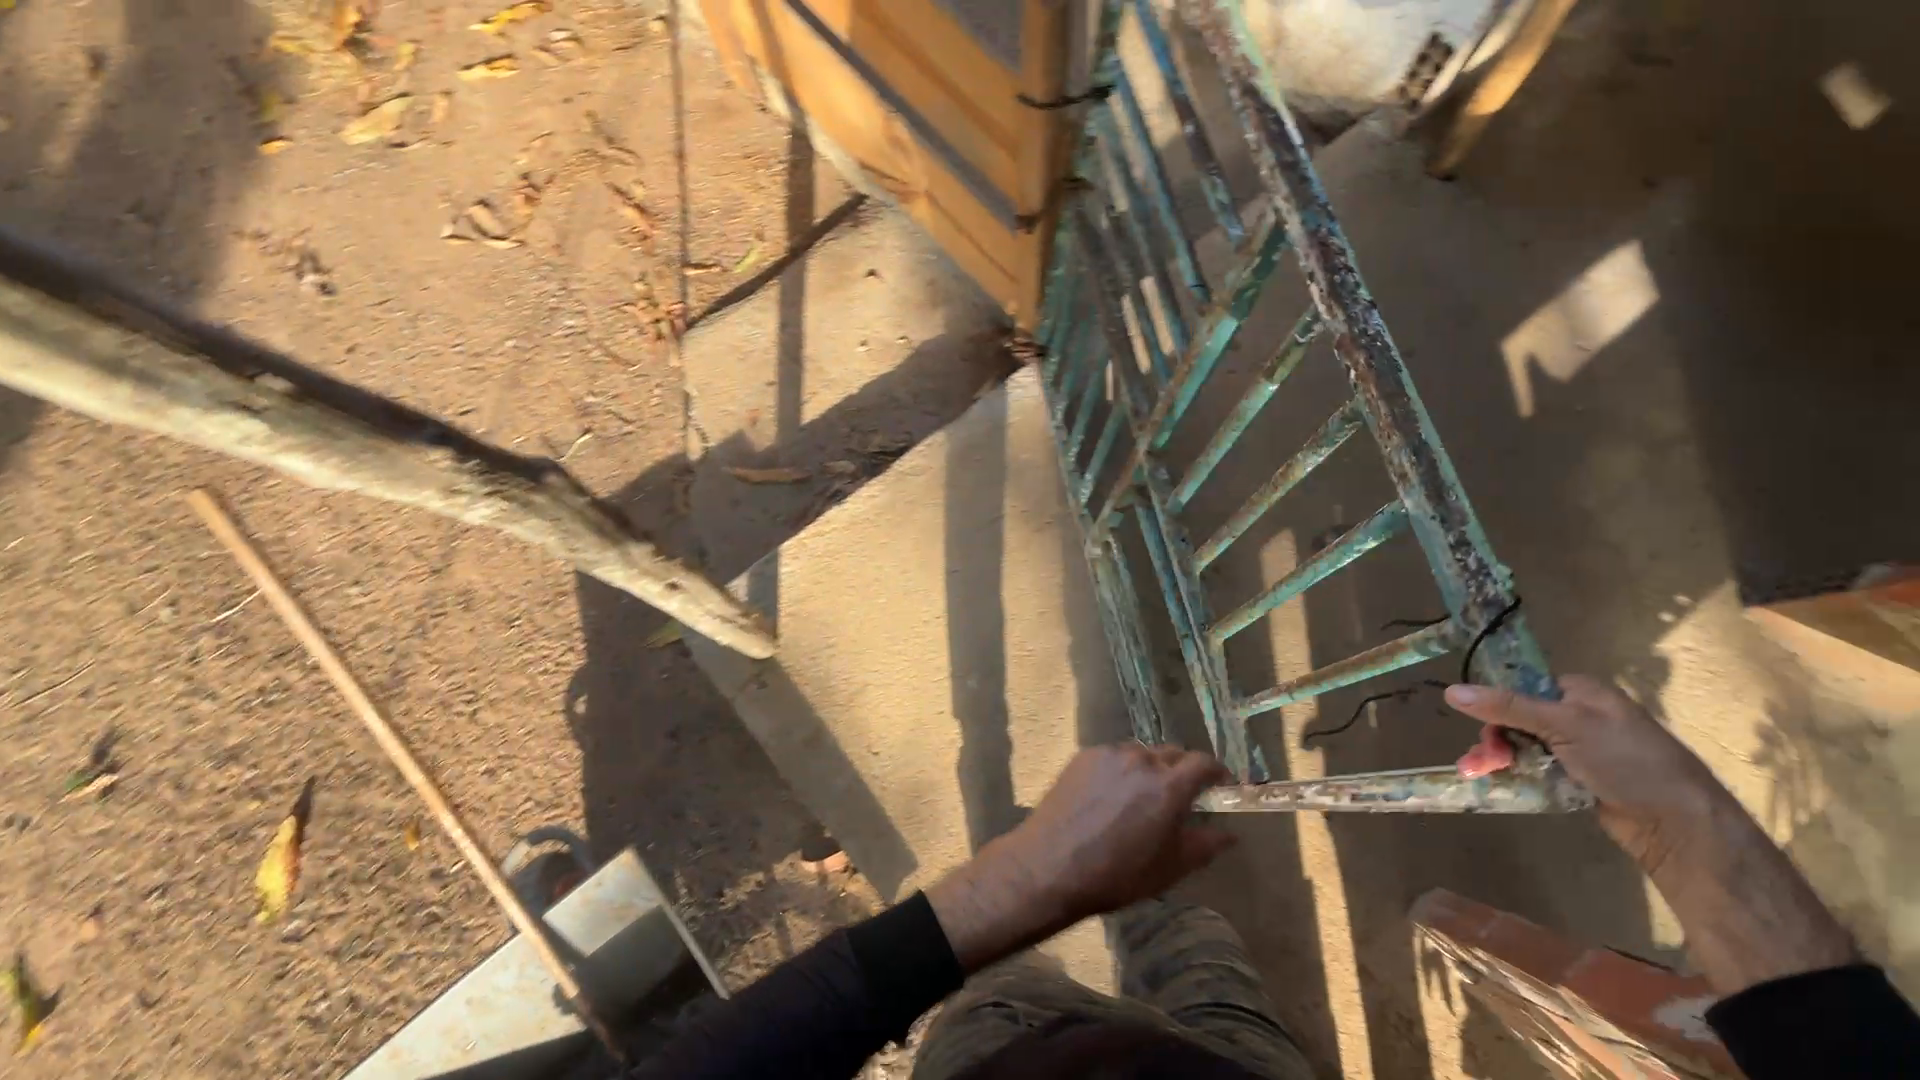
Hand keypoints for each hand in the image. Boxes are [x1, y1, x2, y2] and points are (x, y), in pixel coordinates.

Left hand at [1006, 742, 1234, 918]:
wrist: (1051, 865)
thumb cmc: (1117, 874)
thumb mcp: (1170, 868)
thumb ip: (1205, 845)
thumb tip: (1229, 834)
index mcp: (1169, 785)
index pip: (1204, 763)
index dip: (1216, 772)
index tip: (1220, 785)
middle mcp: (1141, 760)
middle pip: (1172, 754)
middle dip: (1183, 770)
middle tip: (1182, 796)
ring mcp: (1109, 755)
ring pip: (1141, 754)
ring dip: (1150, 769)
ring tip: (1143, 796)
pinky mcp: (1083, 757)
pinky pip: (1113, 757)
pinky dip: (1122, 770)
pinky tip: (1112, 795)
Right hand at [1447, 676, 1858, 994]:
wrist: (1677, 824)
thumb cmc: (1626, 761)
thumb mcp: (1565, 725)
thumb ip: (1507, 707)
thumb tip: (1451, 690)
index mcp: (1581, 692)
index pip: (1522, 686)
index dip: (1495, 703)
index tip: (1483, 726)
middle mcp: (1578, 715)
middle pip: (1515, 718)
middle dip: (1493, 738)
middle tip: (1484, 760)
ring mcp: (1577, 749)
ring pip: (1520, 745)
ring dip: (1496, 758)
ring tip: (1476, 774)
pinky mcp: (1576, 778)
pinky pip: (1533, 768)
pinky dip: (1513, 774)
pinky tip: (1494, 782)